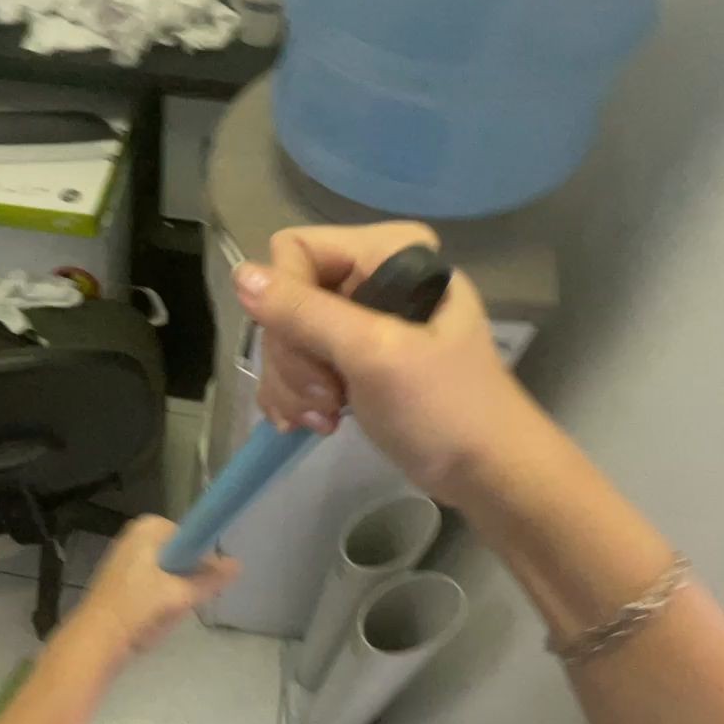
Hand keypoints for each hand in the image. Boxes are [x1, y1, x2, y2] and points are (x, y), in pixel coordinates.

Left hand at [68, 515, 239, 658]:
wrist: (95, 640)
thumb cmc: (137, 610)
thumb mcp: (180, 595)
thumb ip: (210, 579)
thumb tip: (238, 564)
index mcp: (148, 527)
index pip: (192, 537)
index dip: (203, 560)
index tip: (207, 584)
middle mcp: (135, 535)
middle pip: (180, 554)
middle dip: (187, 578)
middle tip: (186, 601)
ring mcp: (125, 556)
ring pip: (168, 571)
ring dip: (174, 591)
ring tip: (167, 612)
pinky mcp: (120, 578)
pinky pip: (153, 583)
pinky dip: (159, 598)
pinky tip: (154, 617)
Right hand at [233, 222, 531, 501]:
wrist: (483, 471)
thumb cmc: (442, 408)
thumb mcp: (372, 354)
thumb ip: (305, 312)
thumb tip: (240, 275)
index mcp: (385, 252)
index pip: (294, 252)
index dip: (288, 305)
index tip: (318, 355)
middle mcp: (368, 275)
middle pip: (284, 300)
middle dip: (294, 358)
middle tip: (327, 398)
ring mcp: (357, 319)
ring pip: (282, 337)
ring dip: (292, 385)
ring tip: (325, 418)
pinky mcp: (348, 358)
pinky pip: (293, 365)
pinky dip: (294, 397)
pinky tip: (314, 423)